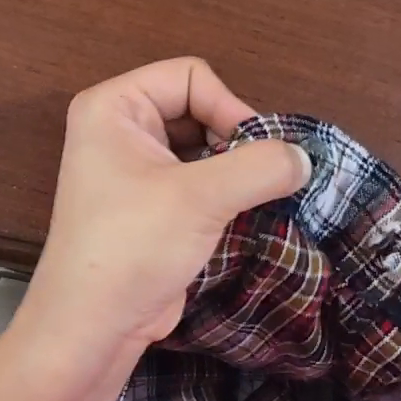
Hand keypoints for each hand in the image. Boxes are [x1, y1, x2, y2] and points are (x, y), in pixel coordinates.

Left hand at [11, 58, 311, 368]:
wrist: (94, 325)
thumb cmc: (133, 247)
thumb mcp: (202, 197)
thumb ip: (261, 167)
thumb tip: (306, 159)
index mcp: (113, 106)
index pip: (191, 76)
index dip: (229, 108)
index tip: (254, 153)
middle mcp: (118, 129)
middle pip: (197, 107)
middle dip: (232, 141)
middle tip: (257, 179)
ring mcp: (131, 168)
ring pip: (201, 146)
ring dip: (232, 170)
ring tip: (251, 199)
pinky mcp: (146, 204)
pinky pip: (195, 178)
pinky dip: (222, 191)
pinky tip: (239, 215)